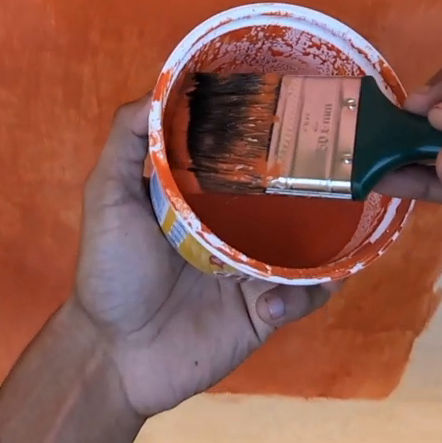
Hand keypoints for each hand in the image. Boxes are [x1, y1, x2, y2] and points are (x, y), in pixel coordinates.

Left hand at [0, 100, 337, 442]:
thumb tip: (161, 87)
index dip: (269, 128)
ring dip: (326, 236)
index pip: (247, 150)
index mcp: (206, 190)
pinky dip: (301, 295)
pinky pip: (307, 293)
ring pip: (313, 238)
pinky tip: (269, 304)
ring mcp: (256, 262)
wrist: (115, 356)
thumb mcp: (107, 194)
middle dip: (316, 178)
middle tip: (333, 167)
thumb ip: (127, 140)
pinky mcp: (267, 306)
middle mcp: (238, 220)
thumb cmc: (110, 269)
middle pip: (290, 190)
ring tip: (327, 232)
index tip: (294, 100)